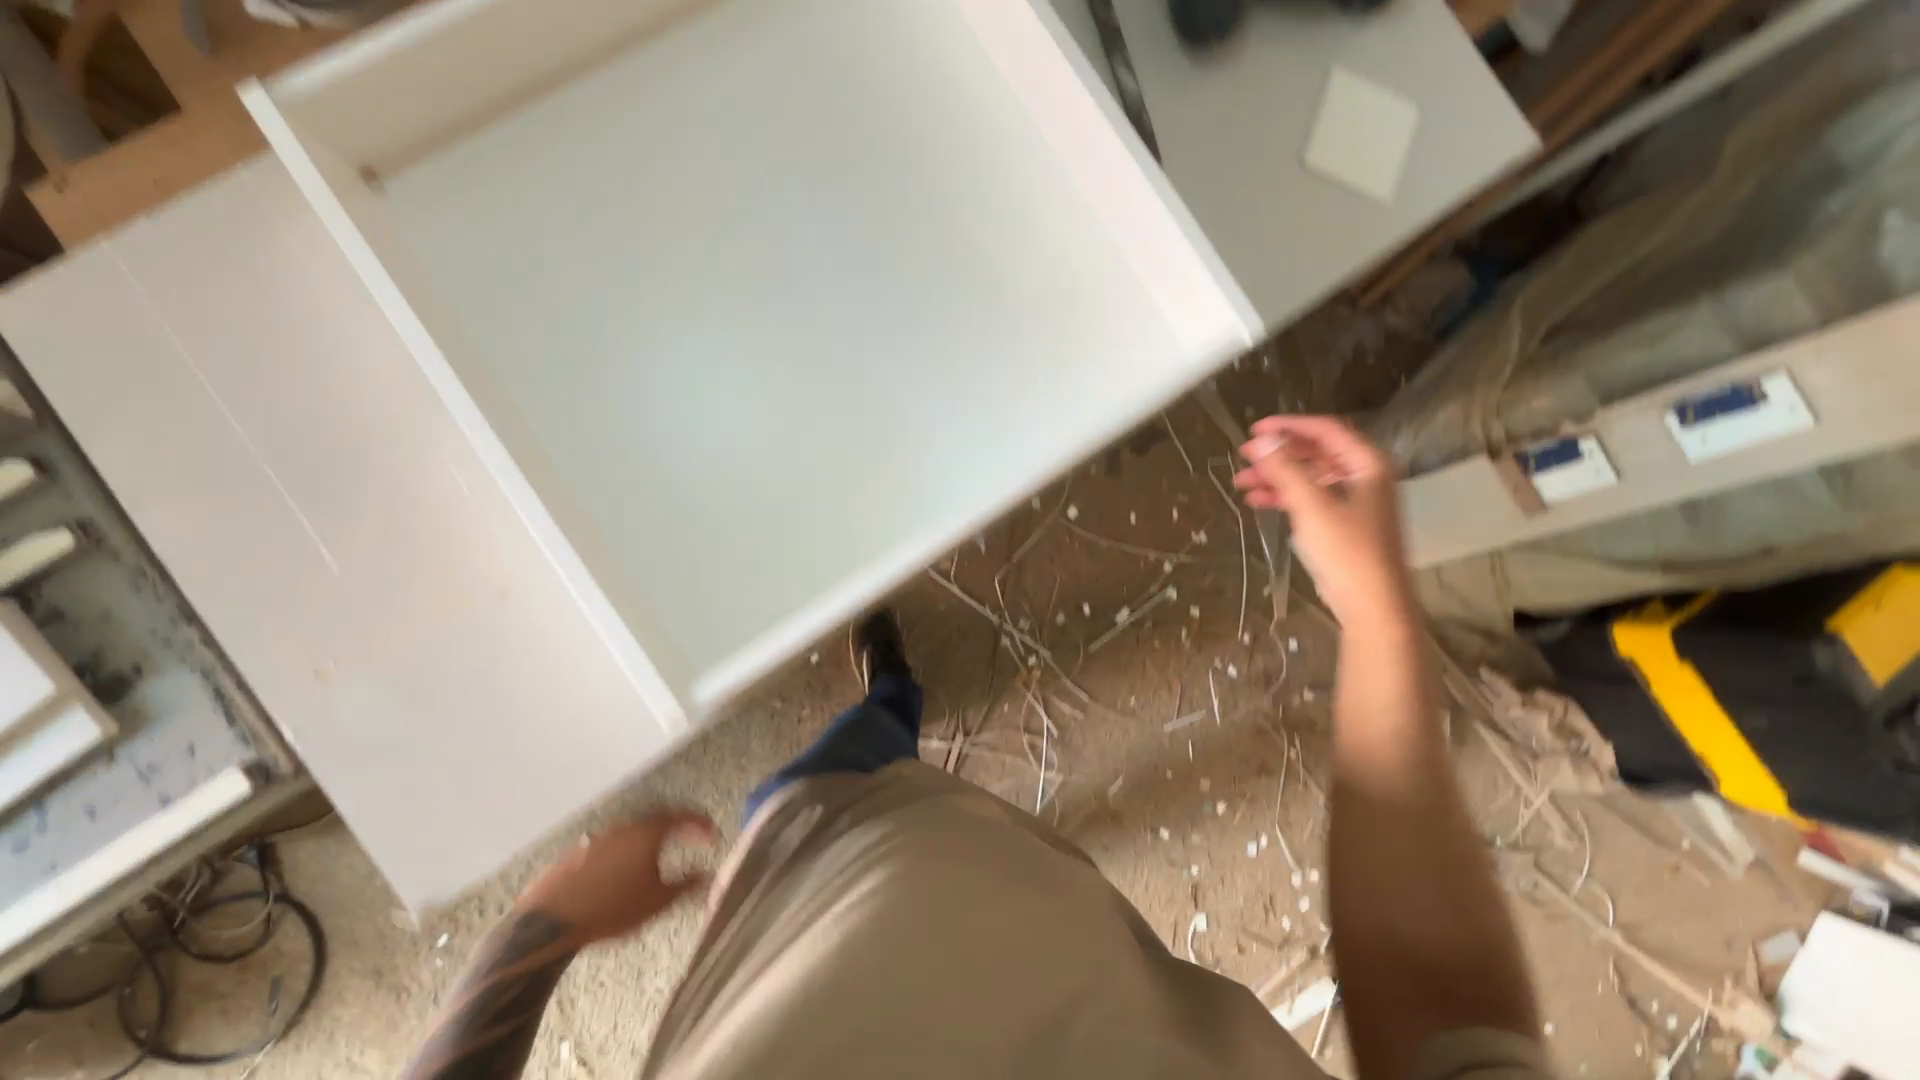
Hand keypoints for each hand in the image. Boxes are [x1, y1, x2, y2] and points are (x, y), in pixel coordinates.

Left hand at [514, 812, 717, 945]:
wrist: (550, 923)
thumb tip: (708, 874)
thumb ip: (687, 885)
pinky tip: (622, 875)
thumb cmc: (612, 909)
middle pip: (656, 820)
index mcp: (647, 833)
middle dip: (675, 829)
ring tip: (657, 860)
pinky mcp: (575, 854)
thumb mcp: (658, 902)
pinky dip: (623, 854)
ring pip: (630, 833)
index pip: (682, 816)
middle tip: (688, 840)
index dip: (701, 824)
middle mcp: (623, 828)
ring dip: (648, 842)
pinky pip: (609, 847)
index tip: (713, 835)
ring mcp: (596, 838)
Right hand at [1233, 415, 1413, 628]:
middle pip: (1316, 453)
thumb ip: (1285, 469)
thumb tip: (1262, 440)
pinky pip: (1311, 499)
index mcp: (1367, 464)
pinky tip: (1259, 501)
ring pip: (1310, 477)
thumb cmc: (1347, 551)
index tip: (1254, 429)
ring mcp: (1355, 501)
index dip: (1289, 426)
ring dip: (1277, 477)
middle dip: (1279, 454)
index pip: (1325, 430)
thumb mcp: (1312, 505)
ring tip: (1242, 482)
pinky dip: (1286, 497)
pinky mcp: (1344, 524)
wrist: (1373, 605)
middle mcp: (1364, 477)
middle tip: (1244, 456)